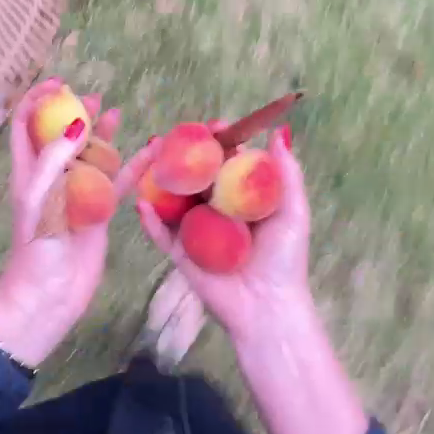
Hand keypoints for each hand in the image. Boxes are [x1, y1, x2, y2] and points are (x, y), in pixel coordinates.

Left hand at [0, 77, 153, 368]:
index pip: (26, 125)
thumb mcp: (40, 200)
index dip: (37, 100)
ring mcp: (77, 194)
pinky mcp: (100, 212)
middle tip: (93, 97)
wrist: (50, 299)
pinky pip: (119, 182)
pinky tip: (150, 150)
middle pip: (62, 135)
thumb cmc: (37, 249)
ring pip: (91, 155)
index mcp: (29, 171)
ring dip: (102, 134)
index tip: (57, 83)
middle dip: (75, 112)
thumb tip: (76, 124)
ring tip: (115, 112)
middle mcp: (52, 178)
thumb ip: (54, 160)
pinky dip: (134, 165)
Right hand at [135, 123, 313, 342]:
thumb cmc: (285, 259)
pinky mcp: (180, 253)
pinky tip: (141, 202)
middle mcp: (214, 209)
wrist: (269, 307)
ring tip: (148, 157)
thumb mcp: (292, 212)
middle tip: (170, 137)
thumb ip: (286, 173)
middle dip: (180, 154)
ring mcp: (194, 230)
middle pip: (193, 175)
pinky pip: (161, 233)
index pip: (224, 162)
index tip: (214, 127)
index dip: (218, 142)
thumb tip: (280, 131)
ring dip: (158, 177)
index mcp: (240, 198)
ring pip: (172, 198)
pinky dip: (149, 218)